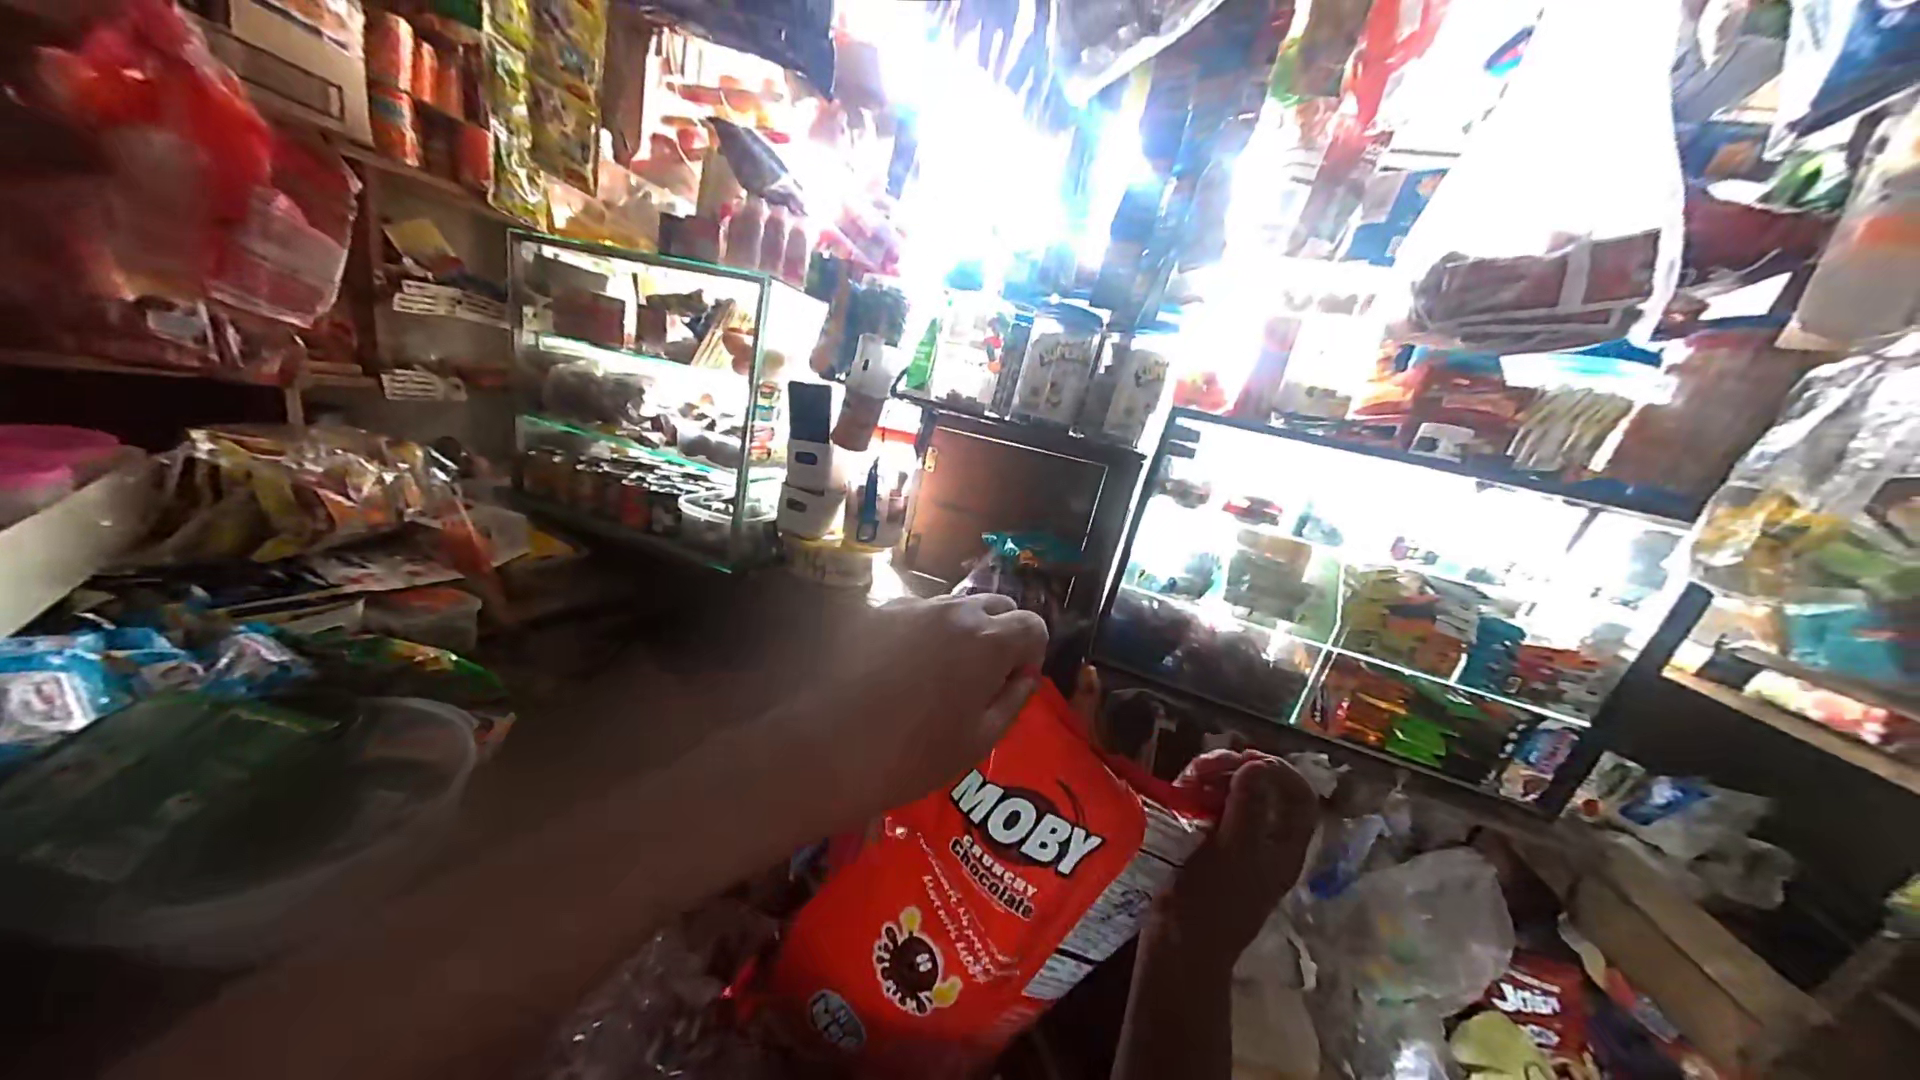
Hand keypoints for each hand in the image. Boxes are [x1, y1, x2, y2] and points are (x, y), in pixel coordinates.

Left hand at [778, 594, 1047, 825]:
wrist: (829, 748)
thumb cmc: (914, 754)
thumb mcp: (979, 739)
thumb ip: (1013, 699)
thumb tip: (1023, 676)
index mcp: (988, 641)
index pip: (1033, 624)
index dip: (1032, 653)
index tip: (1012, 681)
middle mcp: (954, 611)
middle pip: (998, 606)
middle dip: (1002, 634)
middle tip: (982, 676)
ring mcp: (913, 607)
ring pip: (957, 606)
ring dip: (963, 631)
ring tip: (938, 673)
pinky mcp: (879, 611)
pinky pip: (918, 613)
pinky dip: (925, 632)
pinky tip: (901, 669)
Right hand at [1151, 752, 1318, 972]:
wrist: (1178, 944)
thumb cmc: (1211, 901)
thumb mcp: (1233, 854)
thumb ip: (1248, 808)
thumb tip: (1256, 764)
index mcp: (1284, 847)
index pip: (1298, 795)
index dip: (1279, 770)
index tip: (1245, 759)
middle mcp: (1264, 840)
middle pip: (1264, 787)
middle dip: (1237, 767)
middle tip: (1208, 765)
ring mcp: (1234, 840)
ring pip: (1233, 791)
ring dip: (1214, 774)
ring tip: (1190, 776)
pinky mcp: (1206, 841)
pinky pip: (1207, 803)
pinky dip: (1196, 789)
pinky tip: (1180, 787)